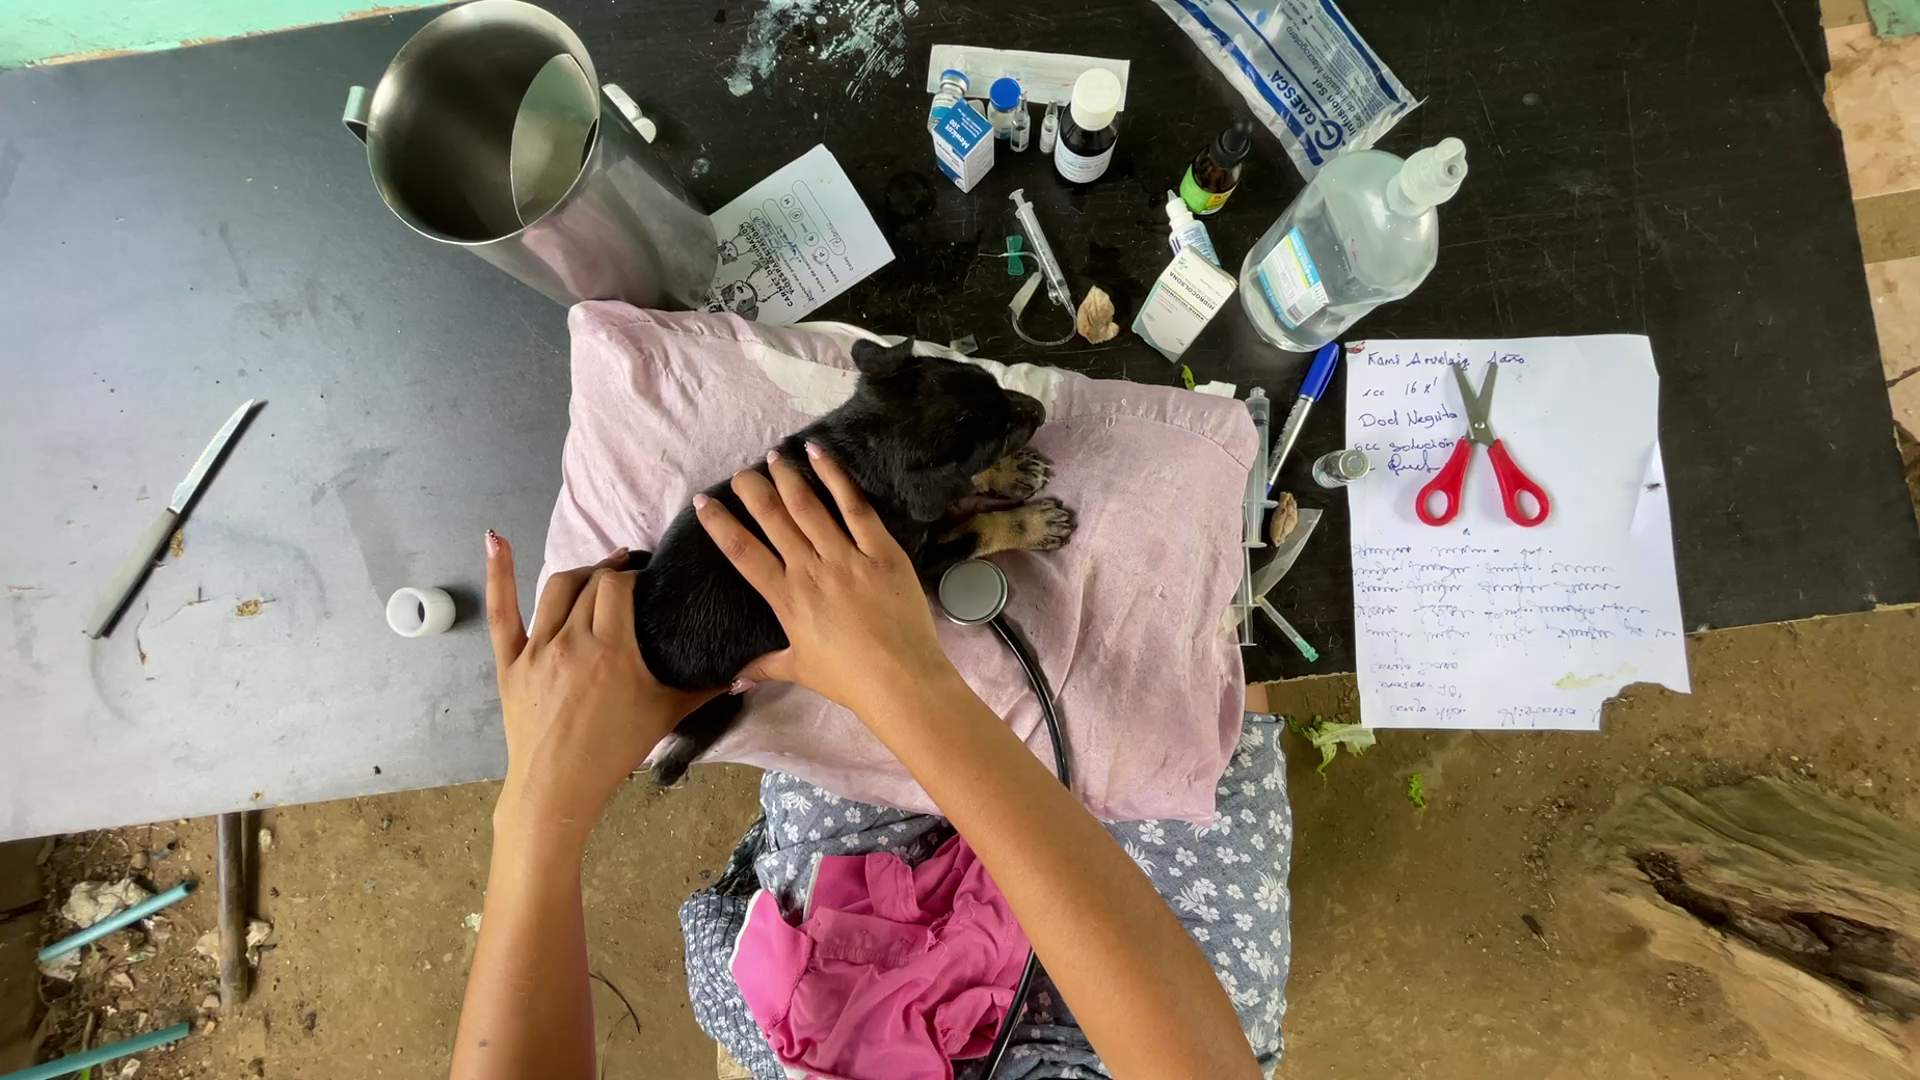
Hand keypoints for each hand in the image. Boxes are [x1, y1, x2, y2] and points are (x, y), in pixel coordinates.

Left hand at [483, 531, 716, 845]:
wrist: (558, 786)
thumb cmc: (617, 749)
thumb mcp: (669, 713)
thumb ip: (707, 686)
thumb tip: (748, 672)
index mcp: (612, 648)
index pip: (620, 587)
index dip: (635, 576)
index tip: (649, 582)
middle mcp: (572, 640)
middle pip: (593, 584)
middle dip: (614, 573)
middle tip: (632, 575)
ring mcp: (537, 649)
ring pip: (557, 589)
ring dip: (581, 573)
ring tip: (598, 574)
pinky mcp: (511, 661)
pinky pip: (502, 611)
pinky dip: (497, 572)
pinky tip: (494, 539)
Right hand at [694, 444, 955, 717]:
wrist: (901, 680)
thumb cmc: (849, 679)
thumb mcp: (800, 670)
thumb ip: (764, 667)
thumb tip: (731, 680)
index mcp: (787, 599)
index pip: (743, 553)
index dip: (720, 524)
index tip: (704, 500)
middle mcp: (811, 571)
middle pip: (773, 519)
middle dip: (753, 490)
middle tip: (741, 472)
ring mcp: (847, 558)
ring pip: (809, 507)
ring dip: (788, 477)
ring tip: (775, 455)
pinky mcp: (882, 551)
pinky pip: (855, 507)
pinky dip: (836, 478)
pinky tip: (820, 455)